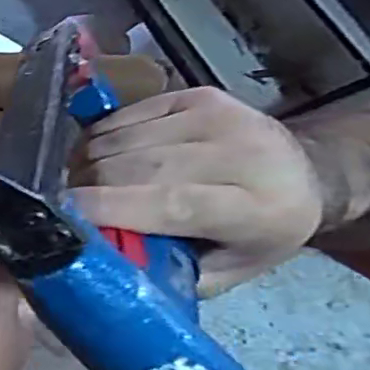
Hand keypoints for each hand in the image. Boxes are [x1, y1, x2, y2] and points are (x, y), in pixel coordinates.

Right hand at [69, 86, 323, 294]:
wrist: (307, 174)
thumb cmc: (256, 236)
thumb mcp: (220, 271)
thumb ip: (164, 272)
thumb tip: (97, 263)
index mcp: (256, 209)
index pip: (169, 202)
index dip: (107, 207)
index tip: (62, 216)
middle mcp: (242, 154)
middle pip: (134, 167)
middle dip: (84, 188)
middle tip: (62, 207)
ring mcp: (218, 117)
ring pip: (119, 140)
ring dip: (83, 164)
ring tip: (77, 186)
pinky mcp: (197, 97)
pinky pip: (122, 118)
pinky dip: (96, 141)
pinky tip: (96, 160)